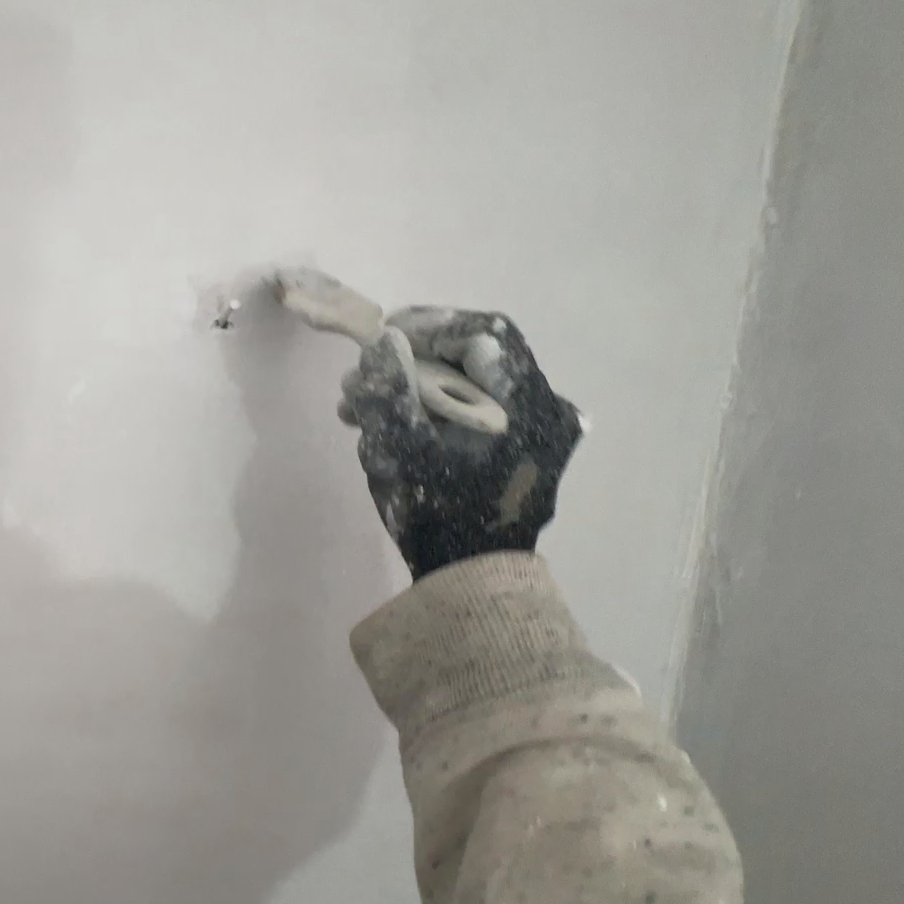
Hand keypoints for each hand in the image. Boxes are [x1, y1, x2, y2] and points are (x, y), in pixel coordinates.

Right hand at [339, 307, 583, 579]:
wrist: (470, 578)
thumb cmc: (438, 510)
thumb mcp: (401, 447)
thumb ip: (390, 388)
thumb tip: (381, 341)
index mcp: (525, 401)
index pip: (484, 333)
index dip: (430, 325)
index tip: (382, 335)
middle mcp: (543, 409)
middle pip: (473, 361)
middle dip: (409, 363)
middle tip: (360, 379)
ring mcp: (536, 435)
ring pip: (469, 389)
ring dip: (414, 389)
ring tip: (359, 409)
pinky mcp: (521, 456)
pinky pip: (475, 415)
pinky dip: (433, 412)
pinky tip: (392, 428)